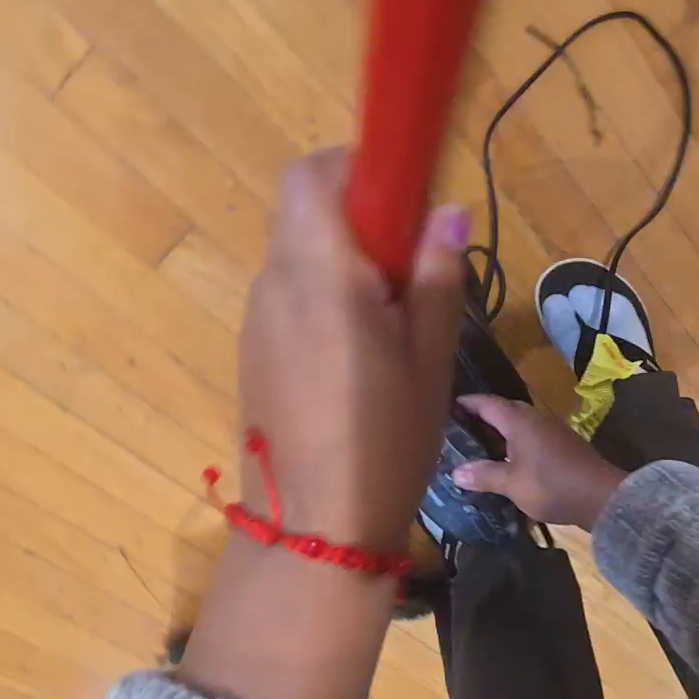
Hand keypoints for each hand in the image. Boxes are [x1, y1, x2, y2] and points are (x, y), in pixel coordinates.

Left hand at [178, 150, 467, 698]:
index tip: (404, 206)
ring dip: (341, 266)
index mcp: (320, 276)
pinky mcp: (252, 355)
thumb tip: (445, 212)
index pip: (313, 174)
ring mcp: (255, 322)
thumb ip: (435, 277)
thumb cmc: (387, 441)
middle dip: (358, 222)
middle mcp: (274, 285)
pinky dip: (321, 303)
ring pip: (296, 258)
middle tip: (408, 277)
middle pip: (303, 213)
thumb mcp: (429, 360)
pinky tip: (354, 361)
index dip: (358, 170)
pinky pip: (288, 302)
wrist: (316, 529)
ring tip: (388, 329)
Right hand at [452, 395, 630, 529]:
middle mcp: (536, 419)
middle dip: (484, 416)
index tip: (450, 406)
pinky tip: (511, 459)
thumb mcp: (512, 484)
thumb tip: (456, 472)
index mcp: (519, 421)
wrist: (600, 496)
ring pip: (521, 423)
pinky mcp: (564, 445)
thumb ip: (484, 475)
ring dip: (502, 430)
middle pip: (505, 410)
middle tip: (463, 428)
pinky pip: (533, 436)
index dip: (468, 403)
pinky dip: (517, 442)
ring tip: (482, 444)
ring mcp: (553, 430)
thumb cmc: (551, 485)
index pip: (487, 403)